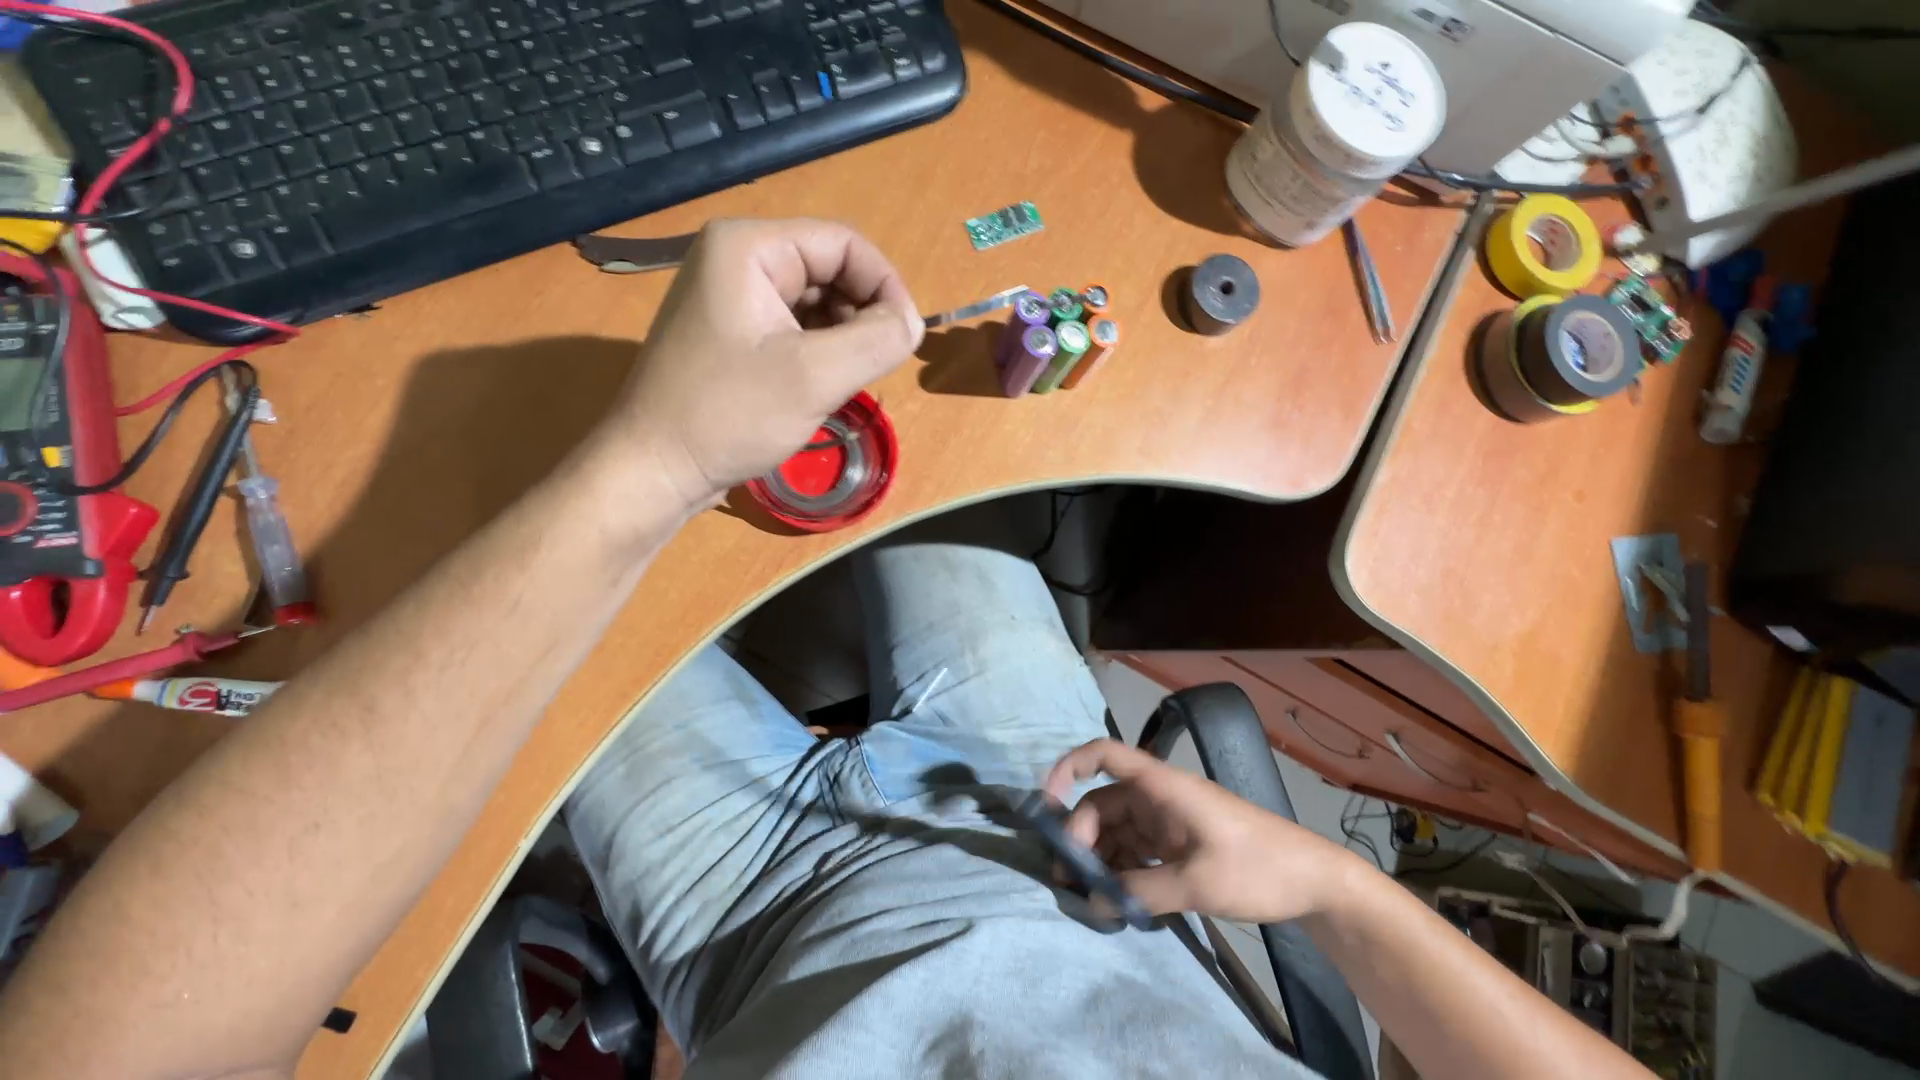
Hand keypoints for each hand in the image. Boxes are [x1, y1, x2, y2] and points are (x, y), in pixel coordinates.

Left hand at [613, 218, 923, 511]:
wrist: (653, 468)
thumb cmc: (728, 415)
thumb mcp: (814, 377)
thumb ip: (876, 340)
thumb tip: (913, 323)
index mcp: (749, 247)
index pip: (844, 244)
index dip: (885, 287)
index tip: (906, 339)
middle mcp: (737, 259)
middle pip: (830, 270)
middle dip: (862, 316)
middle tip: (874, 367)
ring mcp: (731, 296)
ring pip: (816, 302)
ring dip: (843, 338)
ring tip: (847, 382)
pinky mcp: (731, 332)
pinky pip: (793, 327)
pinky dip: (819, 352)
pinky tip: (823, 387)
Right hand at [1045, 739, 1368, 923]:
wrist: (1316, 882)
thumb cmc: (1258, 867)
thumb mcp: (1197, 882)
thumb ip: (1141, 891)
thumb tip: (1095, 903)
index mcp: (1163, 787)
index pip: (1106, 755)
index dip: (1069, 768)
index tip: (1047, 802)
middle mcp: (1160, 799)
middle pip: (1103, 803)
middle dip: (1080, 836)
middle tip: (1069, 879)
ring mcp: (1169, 823)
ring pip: (1117, 831)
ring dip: (1099, 859)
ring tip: (1087, 897)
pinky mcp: (1180, 846)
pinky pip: (1136, 851)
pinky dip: (1121, 871)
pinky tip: (1116, 900)